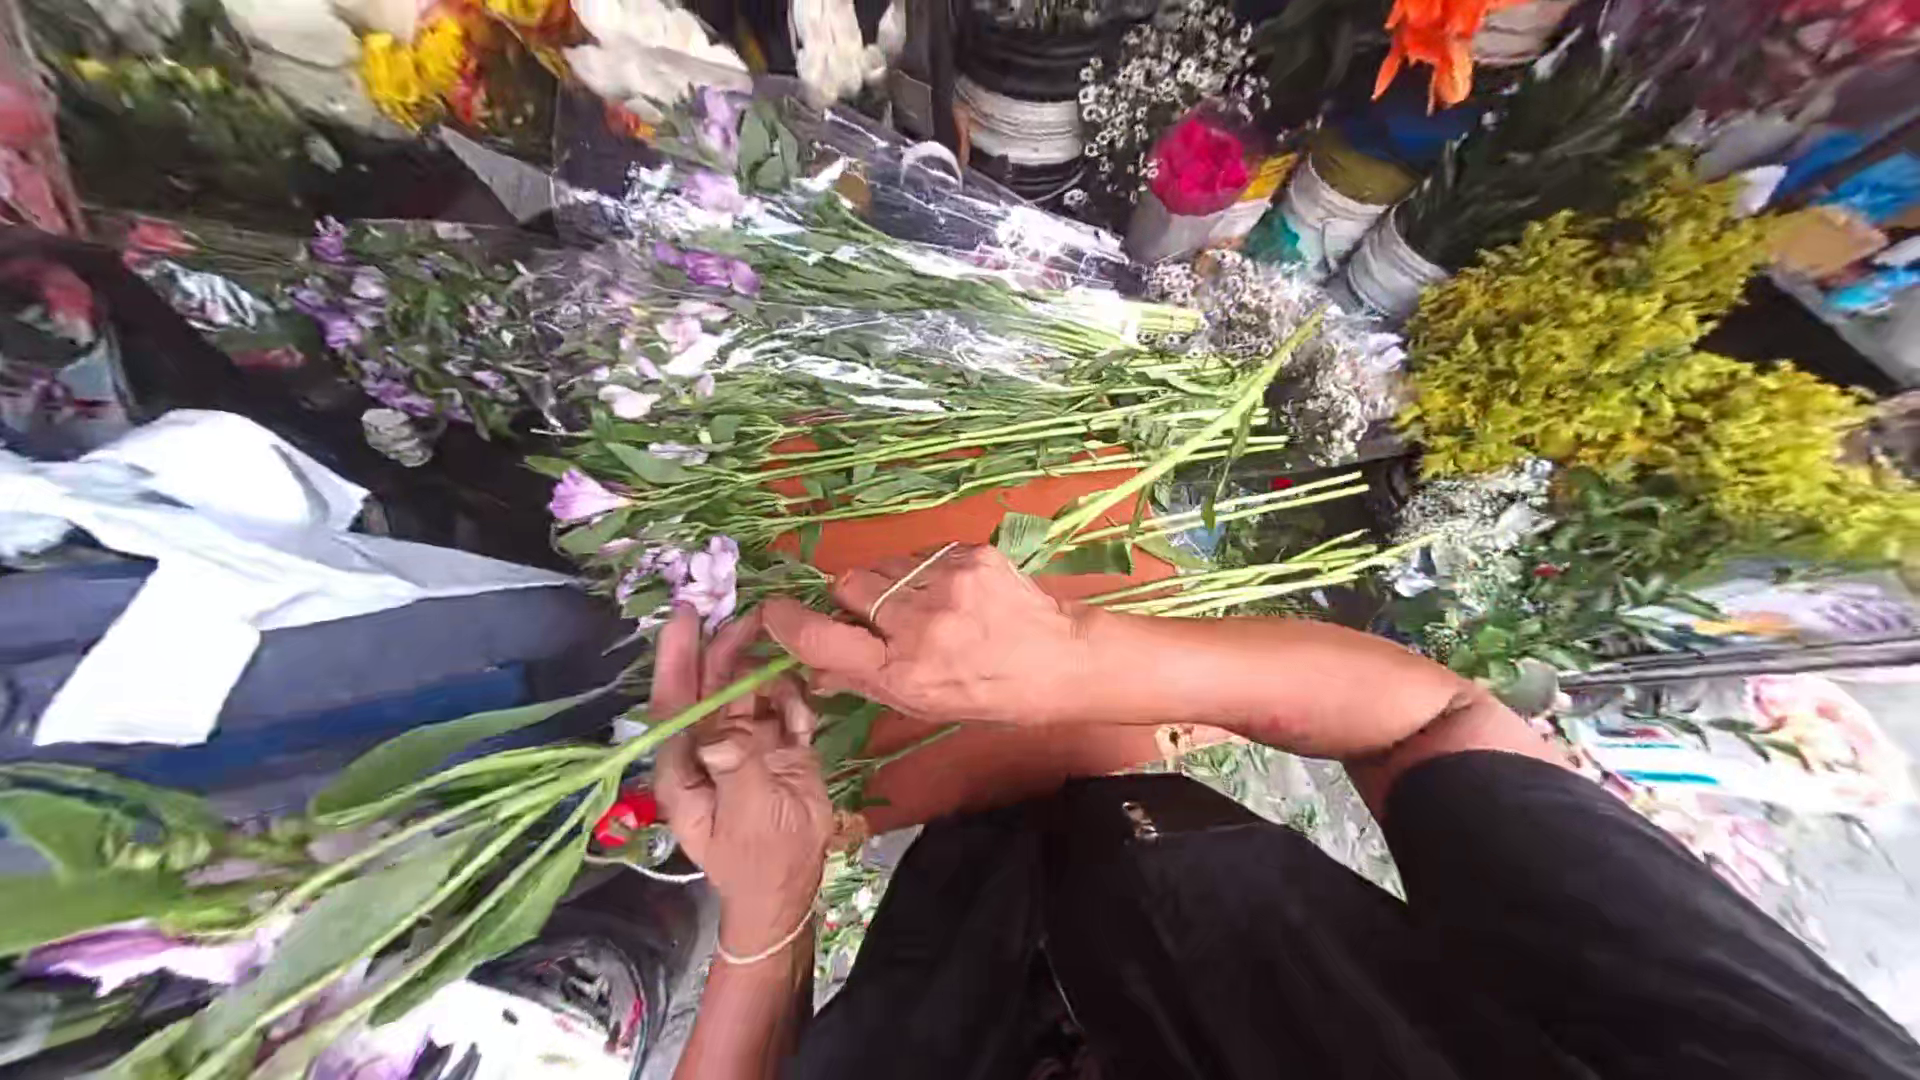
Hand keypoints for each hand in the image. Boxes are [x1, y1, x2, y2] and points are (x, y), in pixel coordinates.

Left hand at [651, 607, 832, 955]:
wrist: (796, 880)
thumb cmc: (757, 858)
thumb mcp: (745, 817)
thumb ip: (737, 769)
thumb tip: (722, 735)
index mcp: (686, 762)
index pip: (675, 700)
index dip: (677, 656)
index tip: (685, 614)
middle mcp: (712, 742)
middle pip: (716, 683)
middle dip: (732, 649)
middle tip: (758, 616)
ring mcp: (747, 739)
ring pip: (755, 688)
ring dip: (775, 680)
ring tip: (793, 701)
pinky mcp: (780, 740)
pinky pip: (787, 704)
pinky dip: (799, 704)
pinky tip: (805, 730)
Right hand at [762, 544, 1093, 725]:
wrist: (1061, 658)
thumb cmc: (992, 695)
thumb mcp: (924, 704)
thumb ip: (862, 681)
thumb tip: (810, 664)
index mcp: (905, 672)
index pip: (822, 638)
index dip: (788, 623)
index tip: (774, 614)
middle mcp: (920, 623)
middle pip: (847, 585)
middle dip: (850, 600)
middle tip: (877, 616)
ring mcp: (948, 582)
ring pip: (882, 566)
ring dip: (886, 584)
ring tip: (920, 604)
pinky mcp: (970, 554)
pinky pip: (921, 557)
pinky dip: (922, 573)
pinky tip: (951, 593)